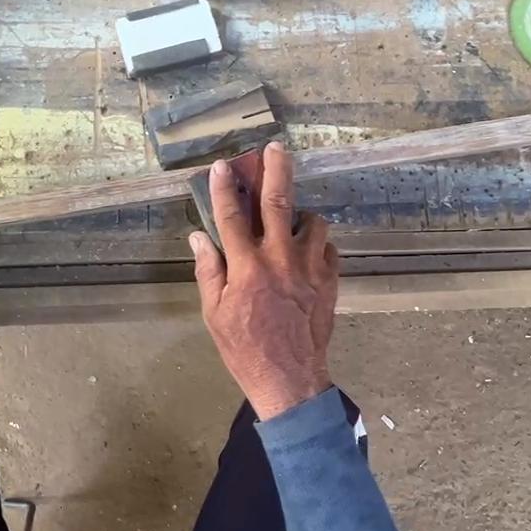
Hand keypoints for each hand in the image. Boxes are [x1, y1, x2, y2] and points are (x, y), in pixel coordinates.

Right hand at [191, 143, 340, 419]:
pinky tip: (308, 252)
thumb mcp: (214, 315)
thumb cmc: (245, 349)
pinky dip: (318, 244)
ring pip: (313, 222)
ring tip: (292, 220)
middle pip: (280, 201)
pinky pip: (329, 248)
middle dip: (276, 169)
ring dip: (302, 214)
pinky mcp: (331, 280)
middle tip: (276, 148)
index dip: (224, 187)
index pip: (231, 215)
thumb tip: (199, 238)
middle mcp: (280, 258)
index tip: (221, 165)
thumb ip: (208, 271)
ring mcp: (310, 268)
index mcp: (247, 266)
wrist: (291, 381)